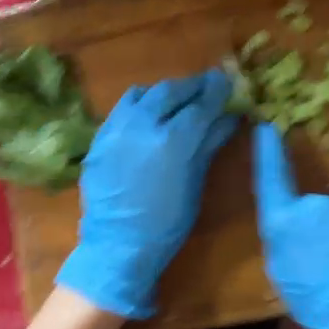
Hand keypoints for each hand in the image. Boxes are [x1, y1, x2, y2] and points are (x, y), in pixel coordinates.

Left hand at [56, 70, 239, 318]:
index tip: (228, 82)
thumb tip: (229, 118)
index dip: (217, 92)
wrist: (117, 246)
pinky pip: (122, 110)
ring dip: (163, 93)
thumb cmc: (165, 224)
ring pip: (142, 94)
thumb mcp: (194, 184)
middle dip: (191, 86)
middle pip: (170, 91)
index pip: (200, 105)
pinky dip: (140, 106)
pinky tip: (148, 118)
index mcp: (172, 140)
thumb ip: (209, 145)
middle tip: (207, 84)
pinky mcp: (99, 138)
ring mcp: (116, 129)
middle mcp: (142, 125)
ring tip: (175, 100)